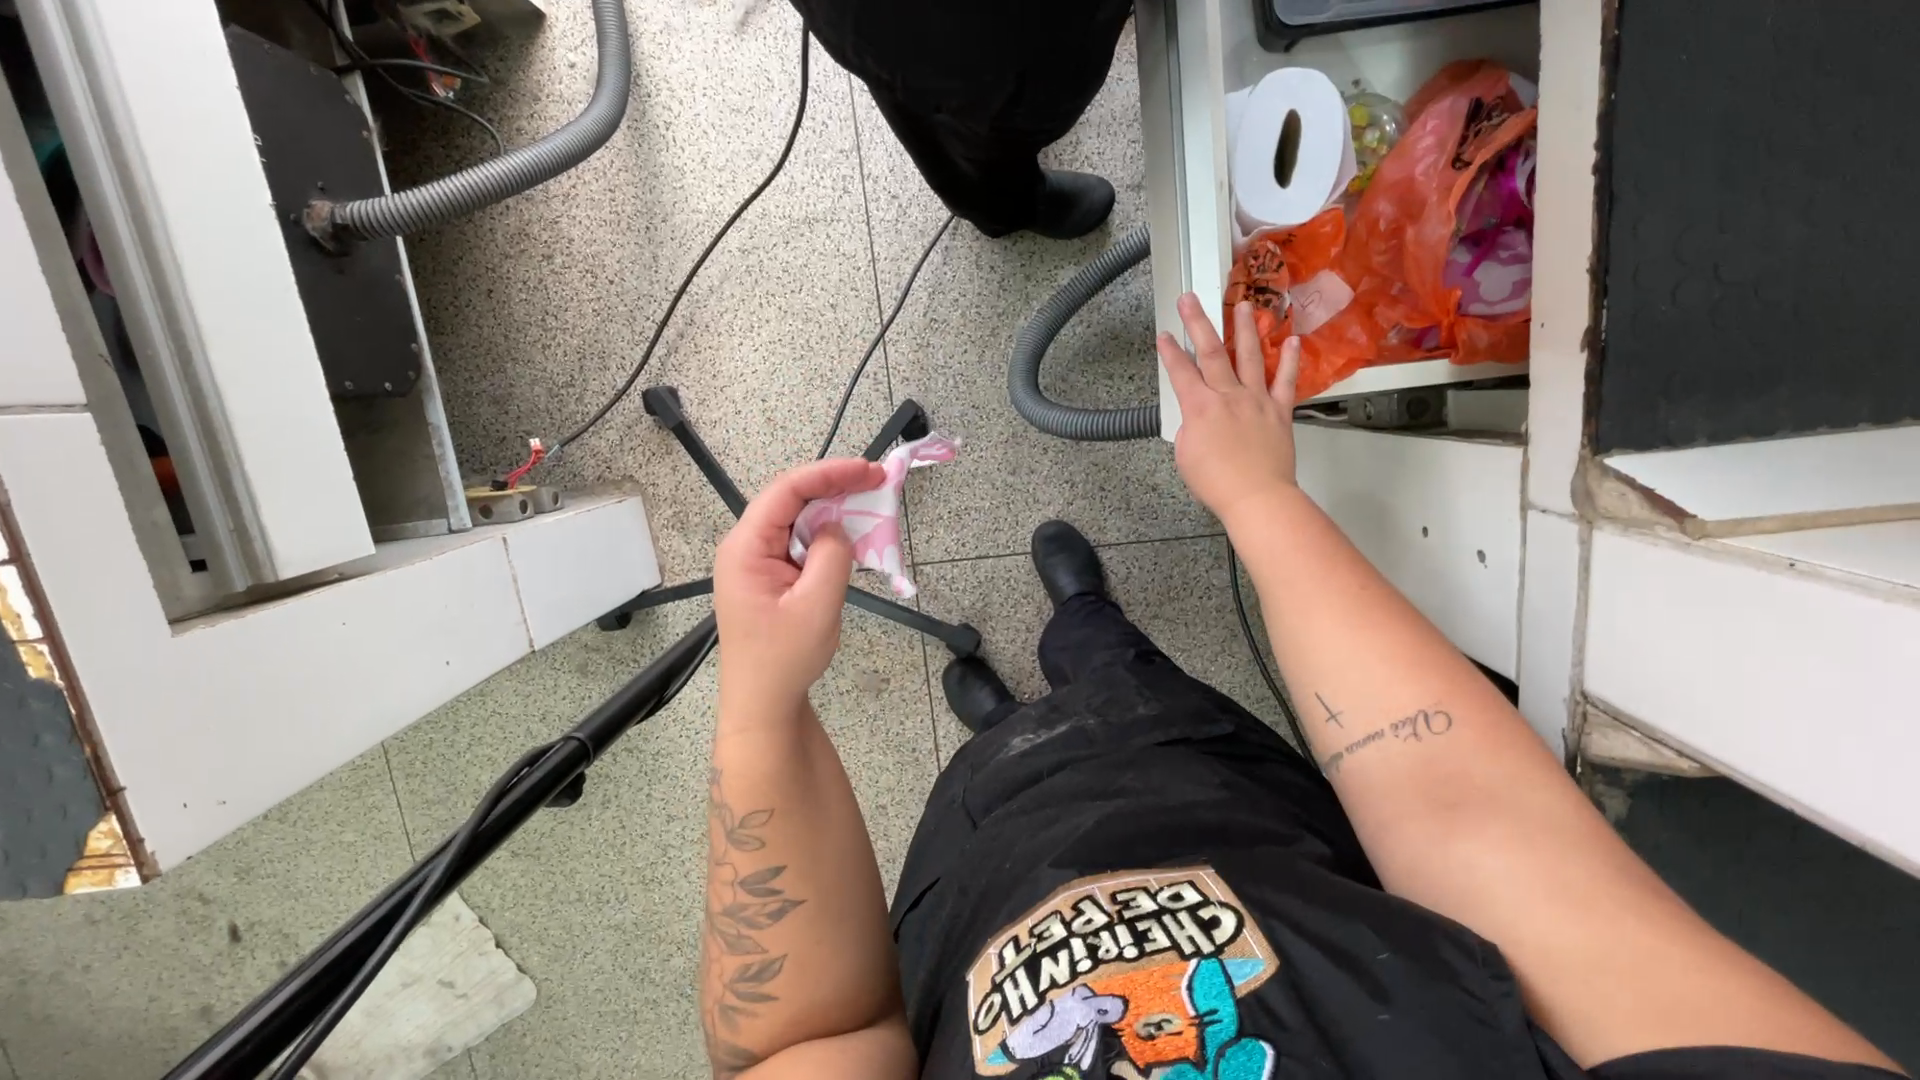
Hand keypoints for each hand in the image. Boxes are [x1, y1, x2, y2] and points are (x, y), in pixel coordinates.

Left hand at [713, 457, 886, 711]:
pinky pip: (801, 542)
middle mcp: (746, 546)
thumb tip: (838, 528)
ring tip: (871, 502)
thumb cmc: (783, 660)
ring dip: (835, 510)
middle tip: (877, 481)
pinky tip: (853, 536)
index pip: (786, 491)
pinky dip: (828, 536)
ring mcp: (757, 560)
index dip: (829, 473)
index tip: (868, 470)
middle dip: (835, 486)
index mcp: (745, 548)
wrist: (763, 702)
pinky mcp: (771, 574)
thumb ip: (831, 557)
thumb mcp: (815, 607)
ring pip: (799, 519)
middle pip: (791, 499)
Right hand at [1158, 294, 1302, 526]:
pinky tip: (1291, 340)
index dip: (1169, 351)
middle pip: (1212, 351)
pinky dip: (1290, 359)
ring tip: (1244, 305)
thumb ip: (1190, 427)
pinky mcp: (1279, 411)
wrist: (1255, 496)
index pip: (1180, 372)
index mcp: (1200, 408)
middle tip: (1191, 299)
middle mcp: (1228, 396)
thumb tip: (1199, 417)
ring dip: (1245, 328)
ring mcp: (1256, 400)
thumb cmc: (1215, 482)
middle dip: (1198, 322)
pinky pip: (1286, 381)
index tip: (1164, 334)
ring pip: (1250, 356)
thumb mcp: (1185, 454)